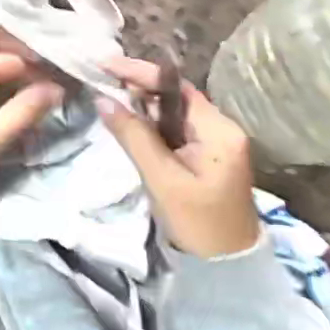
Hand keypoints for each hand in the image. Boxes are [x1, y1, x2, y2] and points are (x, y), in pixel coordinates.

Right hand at [99, 57, 260, 257]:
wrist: (227, 266)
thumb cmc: (197, 222)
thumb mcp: (161, 178)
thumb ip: (133, 135)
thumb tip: (103, 99)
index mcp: (219, 130)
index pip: (175, 87)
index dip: (140, 72)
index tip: (106, 64)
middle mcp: (222, 127)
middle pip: (174, 95)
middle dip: (138, 86)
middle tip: (102, 80)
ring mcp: (217, 140)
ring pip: (172, 110)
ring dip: (143, 104)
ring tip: (109, 96)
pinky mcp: (208, 152)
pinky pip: (175, 127)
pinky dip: (152, 122)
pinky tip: (130, 120)